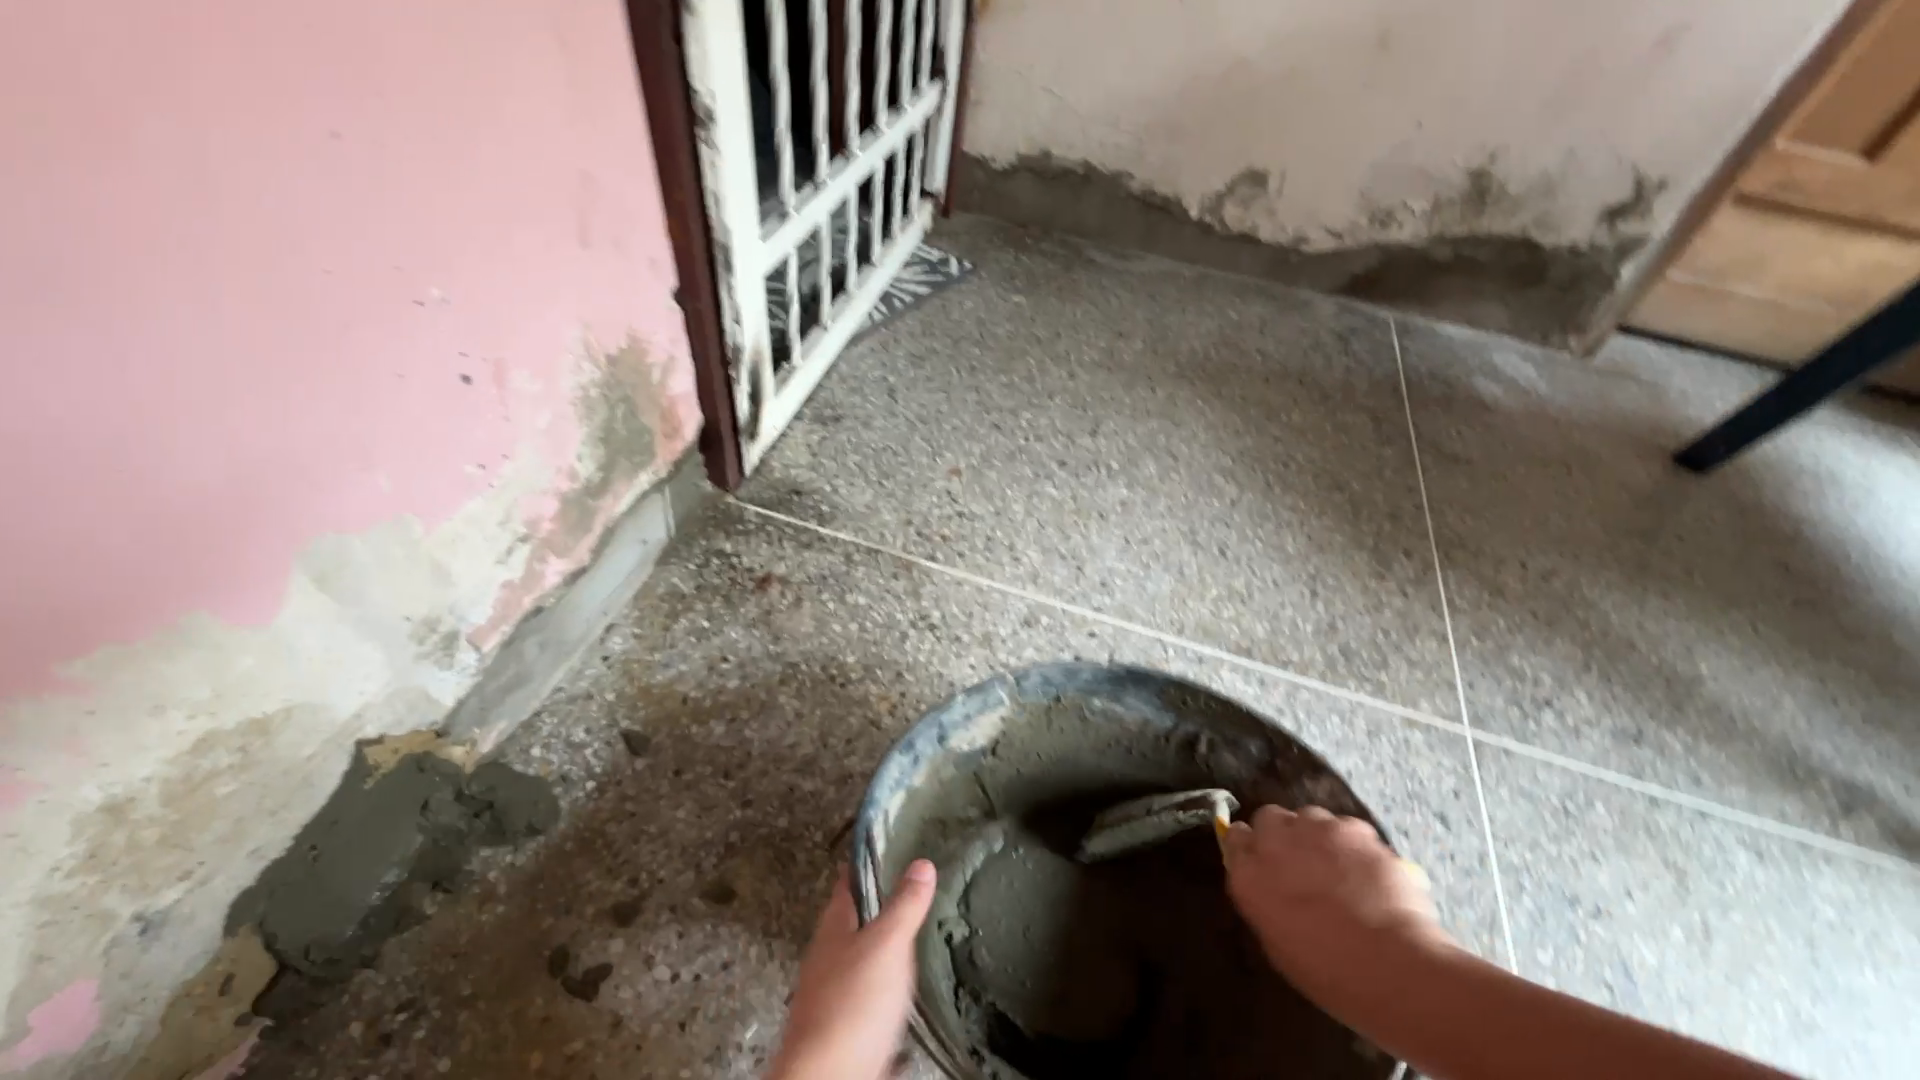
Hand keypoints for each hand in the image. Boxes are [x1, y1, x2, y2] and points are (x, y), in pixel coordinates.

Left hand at [768, 861, 936, 1079]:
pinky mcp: (850, 1024)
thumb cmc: (853, 1004)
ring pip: (868, 954)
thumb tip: (921, 862)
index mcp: (834, 926)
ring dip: (892, 943)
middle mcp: (831, 954)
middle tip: (922, 884)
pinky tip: (917, 987)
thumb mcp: (886, 945)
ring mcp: (838, 991)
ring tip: (926, 931)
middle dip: (886, 902)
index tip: (897, 840)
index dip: (870, 859)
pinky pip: (876, 992)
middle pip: (858, 917)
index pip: (850, 879)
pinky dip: (895, 983)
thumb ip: (903, 906)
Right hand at [1223, 805, 1450, 997]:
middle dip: (1282, 834)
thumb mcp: (1275, 940)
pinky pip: (1347, 827)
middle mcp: (1274, 842)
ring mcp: (1314, 830)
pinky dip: (1353, 843)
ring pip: (1310, 817)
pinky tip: (1367, 869)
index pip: (1236, 838)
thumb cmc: (1325, 969)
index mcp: (1247, 875)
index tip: (1265, 861)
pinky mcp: (1354, 828)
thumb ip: (1266, 900)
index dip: (1252, 848)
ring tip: (1339, 865)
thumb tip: (1273, 890)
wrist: (1386, 963)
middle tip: (1301, 861)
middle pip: (1269, 818)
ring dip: (1317, 835)